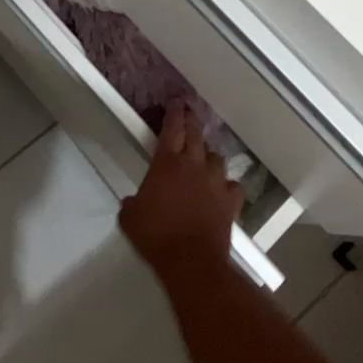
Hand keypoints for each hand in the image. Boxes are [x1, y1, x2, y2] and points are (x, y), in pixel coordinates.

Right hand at [119, 102, 243, 281]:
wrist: (191, 261)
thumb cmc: (156, 235)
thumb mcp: (130, 217)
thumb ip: (132, 203)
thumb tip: (133, 202)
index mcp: (166, 163)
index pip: (171, 129)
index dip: (173, 113)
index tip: (175, 102)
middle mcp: (193, 165)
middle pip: (195, 134)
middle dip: (191, 121)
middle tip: (189, 112)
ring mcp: (216, 183)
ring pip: (216, 157)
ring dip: (209, 154)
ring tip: (204, 156)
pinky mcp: (231, 202)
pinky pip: (233, 185)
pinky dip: (227, 184)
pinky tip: (223, 189)